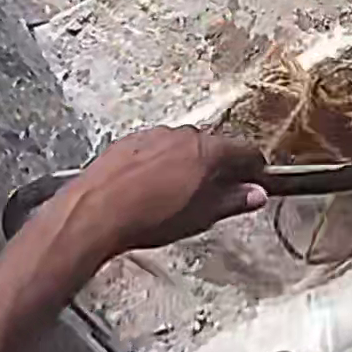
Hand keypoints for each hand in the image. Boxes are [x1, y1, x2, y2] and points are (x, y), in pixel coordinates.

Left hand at [57, 126, 267, 256]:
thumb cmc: (147, 217)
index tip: (255, 178)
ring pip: (183, 146)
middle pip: (213, 147)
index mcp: (207, 150)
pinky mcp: (131, 141)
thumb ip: (233, 201)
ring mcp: (155, 135)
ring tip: (178, 193)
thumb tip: (256, 195)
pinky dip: (160, 162)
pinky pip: (156, 148)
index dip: (254, 167)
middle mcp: (184, 135)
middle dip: (219, 167)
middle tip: (217, 192)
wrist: (96, 212)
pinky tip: (151, 186)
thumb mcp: (201, 216)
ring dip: (187, 163)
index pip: (244, 151)